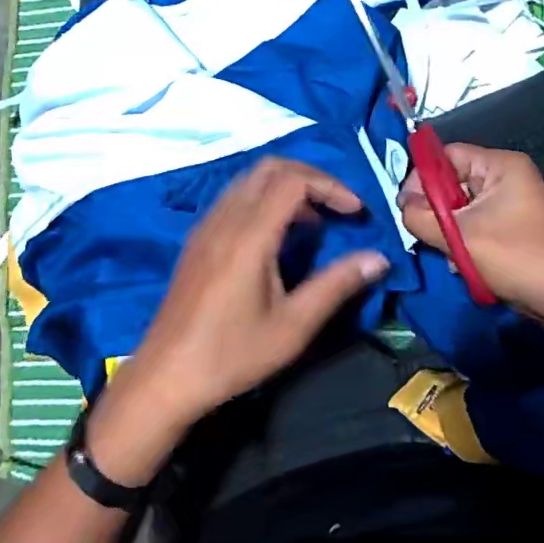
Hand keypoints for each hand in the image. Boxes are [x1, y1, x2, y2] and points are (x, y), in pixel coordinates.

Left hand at [87, 159, 390, 482]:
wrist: (166, 374)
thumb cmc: (232, 354)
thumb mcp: (293, 326)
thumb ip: (336, 285)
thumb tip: (378, 258)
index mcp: (248, 234)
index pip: (292, 180)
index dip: (330, 186)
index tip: (356, 213)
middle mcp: (224, 218)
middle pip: (270, 168)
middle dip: (310, 177)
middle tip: (337, 207)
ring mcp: (206, 225)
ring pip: (249, 179)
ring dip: (285, 186)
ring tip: (313, 222)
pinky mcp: (197, 238)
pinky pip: (234, 197)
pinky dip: (263, 198)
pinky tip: (276, 236)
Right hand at [397, 143, 543, 322]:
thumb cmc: (517, 258)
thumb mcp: (459, 236)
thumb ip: (420, 217)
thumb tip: (402, 206)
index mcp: (500, 165)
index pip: (445, 155)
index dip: (422, 178)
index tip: (409, 208)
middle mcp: (505, 177)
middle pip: (451, 182)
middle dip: (435, 211)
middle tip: (428, 236)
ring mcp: (509, 203)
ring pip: (458, 208)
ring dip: (448, 232)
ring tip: (453, 256)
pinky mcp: (510, 228)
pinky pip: (472, 225)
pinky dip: (463, 244)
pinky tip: (464, 265)